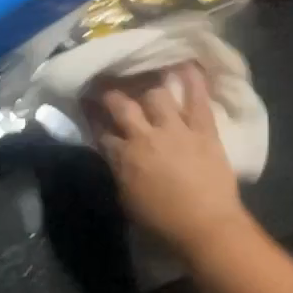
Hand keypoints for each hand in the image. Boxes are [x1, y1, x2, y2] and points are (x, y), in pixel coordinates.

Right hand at [94, 64, 254, 258]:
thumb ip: (118, 170)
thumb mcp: (126, 197)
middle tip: (106, 86)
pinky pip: (197, 100)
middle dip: (110, 94)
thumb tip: (115, 155)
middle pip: (121, 104)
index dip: (91, 115)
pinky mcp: (203, 131)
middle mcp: (144, 136)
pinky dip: (193, 82)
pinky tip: (185, 64)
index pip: (100, 129)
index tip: (86, 105)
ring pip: (156, 95)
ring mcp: (175, 130)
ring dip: (147, 87)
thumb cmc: (161, 222)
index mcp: (122, 156)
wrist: (207, 228)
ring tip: (144, 80)